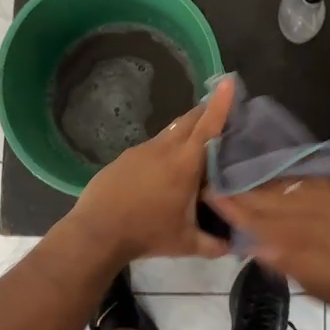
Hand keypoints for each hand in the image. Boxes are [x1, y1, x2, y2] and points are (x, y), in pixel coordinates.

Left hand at [64, 76, 237, 263]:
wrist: (96, 232)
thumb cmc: (147, 234)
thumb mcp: (186, 244)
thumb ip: (213, 244)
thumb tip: (233, 248)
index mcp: (185, 163)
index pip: (208, 126)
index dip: (221, 103)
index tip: (229, 81)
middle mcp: (164, 149)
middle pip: (189, 120)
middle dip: (205, 112)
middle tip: (220, 113)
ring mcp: (141, 150)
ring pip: (169, 133)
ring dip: (184, 132)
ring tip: (195, 145)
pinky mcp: (124, 158)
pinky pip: (151, 147)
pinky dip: (164, 150)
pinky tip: (162, 171)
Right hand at [208, 179, 329, 313]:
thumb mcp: (315, 284)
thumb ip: (284, 262)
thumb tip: (252, 244)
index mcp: (298, 239)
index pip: (258, 220)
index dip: (234, 208)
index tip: (213, 195)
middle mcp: (310, 214)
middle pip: (269, 200)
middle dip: (243, 192)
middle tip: (220, 182)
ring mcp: (329, 201)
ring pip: (288, 188)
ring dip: (264, 184)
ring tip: (245, 178)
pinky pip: (313, 181)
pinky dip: (294, 179)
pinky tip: (284, 176)